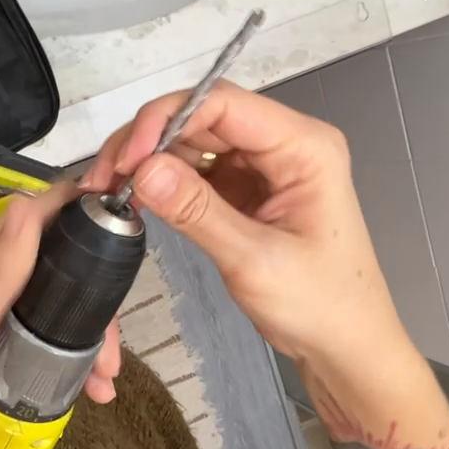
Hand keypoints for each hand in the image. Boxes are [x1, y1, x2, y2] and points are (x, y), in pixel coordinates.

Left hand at [0, 184, 121, 423]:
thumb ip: (3, 260)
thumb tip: (31, 199)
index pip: (54, 206)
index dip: (95, 208)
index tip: (133, 235)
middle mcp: (2, 258)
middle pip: (70, 259)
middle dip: (101, 301)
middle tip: (112, 352)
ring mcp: (2, 288)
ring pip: (63, 295)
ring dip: (89, 333)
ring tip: (103, 378)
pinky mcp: (1, 316)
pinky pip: (47, 320)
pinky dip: (69, 346)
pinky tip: (83, 379)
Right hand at [82, 80, 407, 365]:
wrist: (344, 345)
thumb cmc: (322, 305)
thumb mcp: (254, 259)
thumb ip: (197, 211)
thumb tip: (142, 171)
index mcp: (303, 147)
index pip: (222, 103)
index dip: (166, 119)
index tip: (128, 158)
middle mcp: (282, 146)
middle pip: (200, 118)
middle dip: (146, 141)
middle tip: (104, 176)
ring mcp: (261, 168)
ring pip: (191, 143)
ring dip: (147, 160)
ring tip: (108, 188)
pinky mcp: (244, 191)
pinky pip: (195, 172)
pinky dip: (161, 181)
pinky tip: (134, 197)